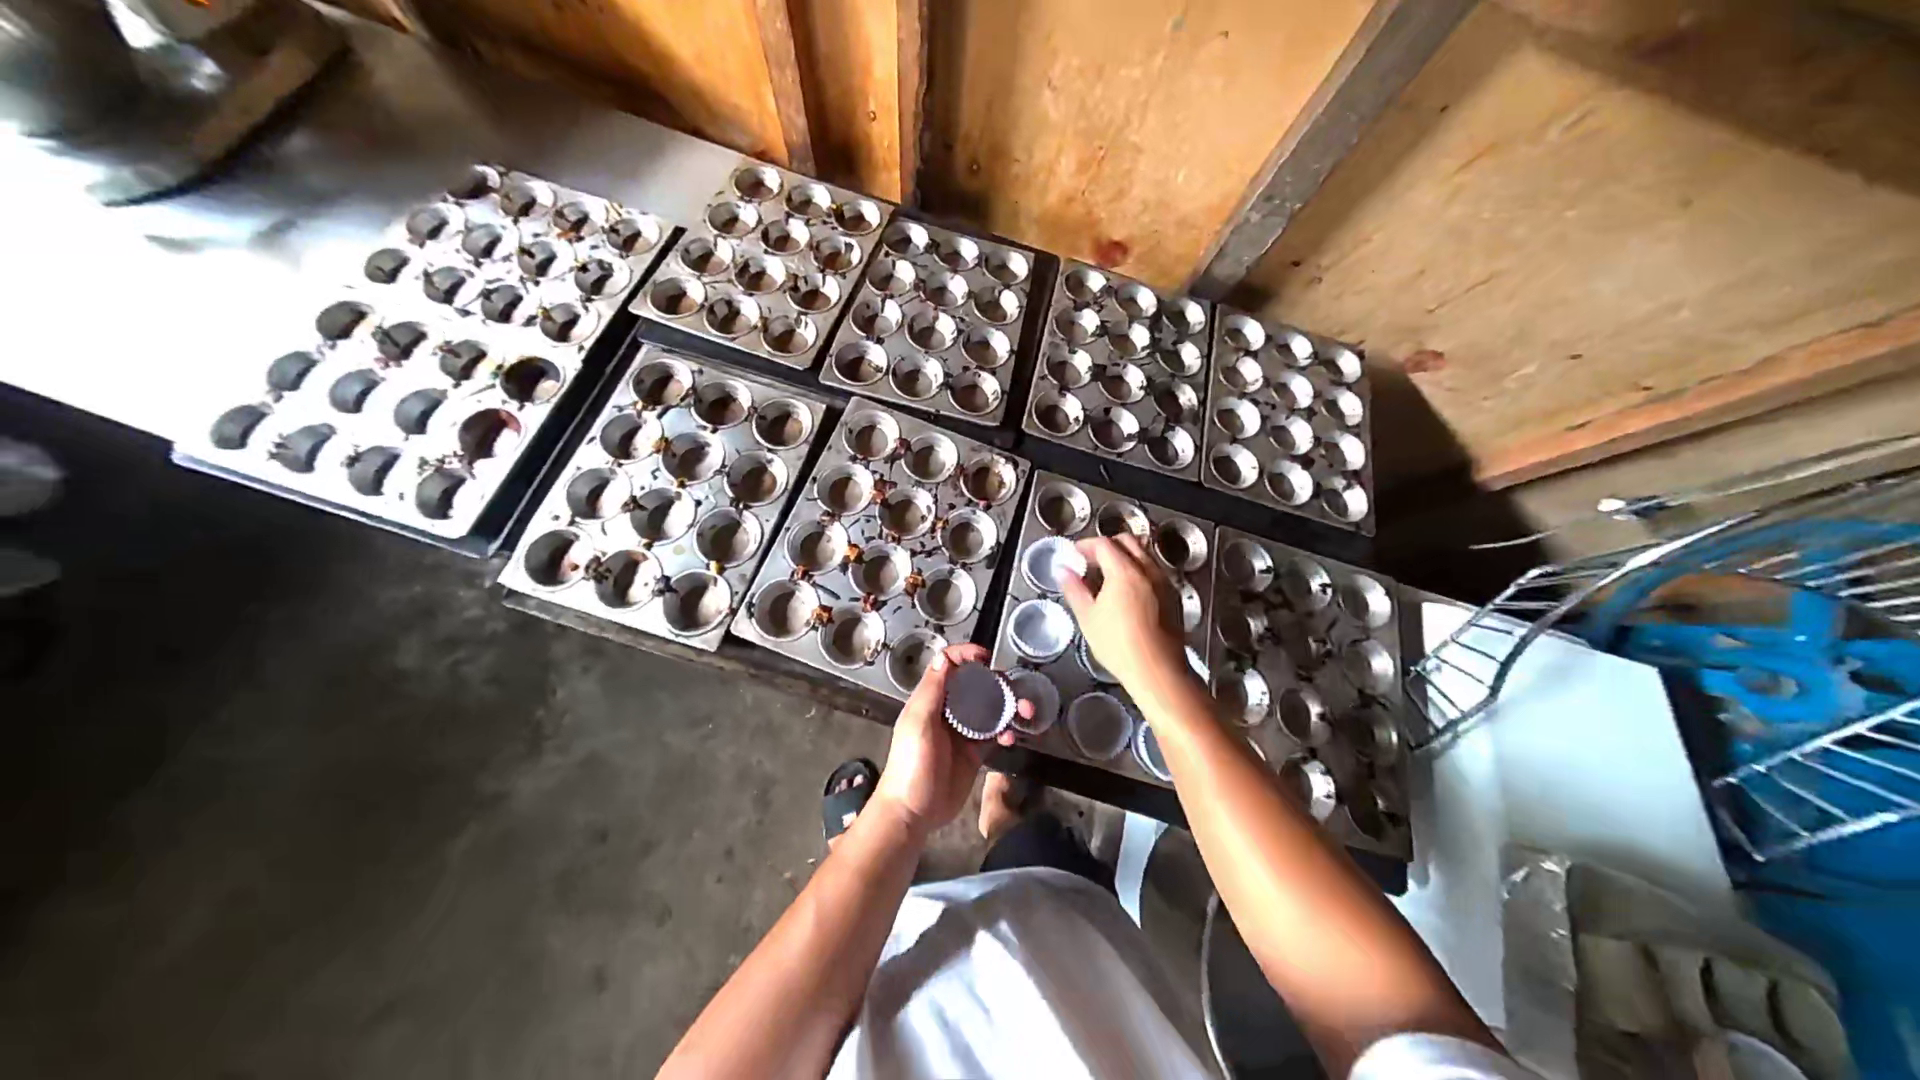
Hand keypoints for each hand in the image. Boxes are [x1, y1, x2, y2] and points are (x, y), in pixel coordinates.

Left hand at [871, 642, 1023, 838]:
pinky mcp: (975, 752)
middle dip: (998, 683)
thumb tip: (945, 657)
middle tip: (1016, 690)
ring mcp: (962, 732)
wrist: (913, 811)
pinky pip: (995, 734)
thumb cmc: (910, 764)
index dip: (966, 656)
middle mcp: (948, 710)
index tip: (986, 658)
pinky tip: (1011, 738)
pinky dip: (1006, 732)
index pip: (948, 666)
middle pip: (976, 685)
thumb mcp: (918, 723)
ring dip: (1009, 707)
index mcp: (930, 699)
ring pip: (990, 709)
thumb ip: (932, 690)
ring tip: (1026, 713)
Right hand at [1058, 534, 1192, 699]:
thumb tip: (1064, 572)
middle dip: (1107, 545)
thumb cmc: (1121, 647)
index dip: (1086, 545)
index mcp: (1124, 571)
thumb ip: (1074, 589)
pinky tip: (1127, 591)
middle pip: (1127, 542)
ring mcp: (1164, 583)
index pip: (1104, 544)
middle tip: (1091, 560)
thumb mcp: (1087, 617)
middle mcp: (1148, 571)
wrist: (1158, 670)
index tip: (1076, 553)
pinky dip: (1139, 571)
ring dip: (1124, 557)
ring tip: (1108, 576)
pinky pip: (1155, 572)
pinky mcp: (1172, 597)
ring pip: (1144, 555)